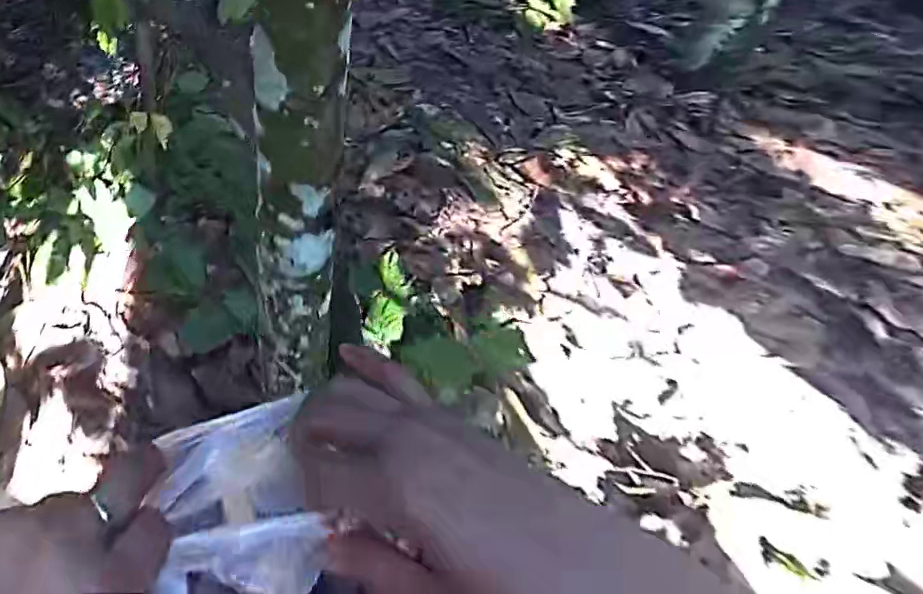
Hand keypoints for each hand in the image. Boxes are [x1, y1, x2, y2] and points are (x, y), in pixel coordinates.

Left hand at [0, 445, 172, 593]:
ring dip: (79, 514)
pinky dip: (39, 530)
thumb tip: (136, 567)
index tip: (161, 519)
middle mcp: (75, 540)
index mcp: (111, 582)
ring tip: (77, 537)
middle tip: (155, 456)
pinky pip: (30, 517)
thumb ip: (123, 585)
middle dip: (141, 468)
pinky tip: (34, 554)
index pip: (153, 532)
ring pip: (69, 501)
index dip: (159, 525)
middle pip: (116, 487)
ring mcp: (32, 522)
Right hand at [290, 344, 734, 593]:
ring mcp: (427, 421)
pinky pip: (398, 377)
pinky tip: (345, 352)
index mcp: (396, 486)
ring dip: (321, 407)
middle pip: (321, 418)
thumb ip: (380, 570)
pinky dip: (368, 362)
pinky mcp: (452, 419)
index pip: (317, 473)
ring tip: (317, 437)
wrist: (620, 582)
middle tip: (305, 478)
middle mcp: (401, 438)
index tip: (315, 520)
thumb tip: (326, 545)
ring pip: (347, 391)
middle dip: (302, 442)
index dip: (305, 495)